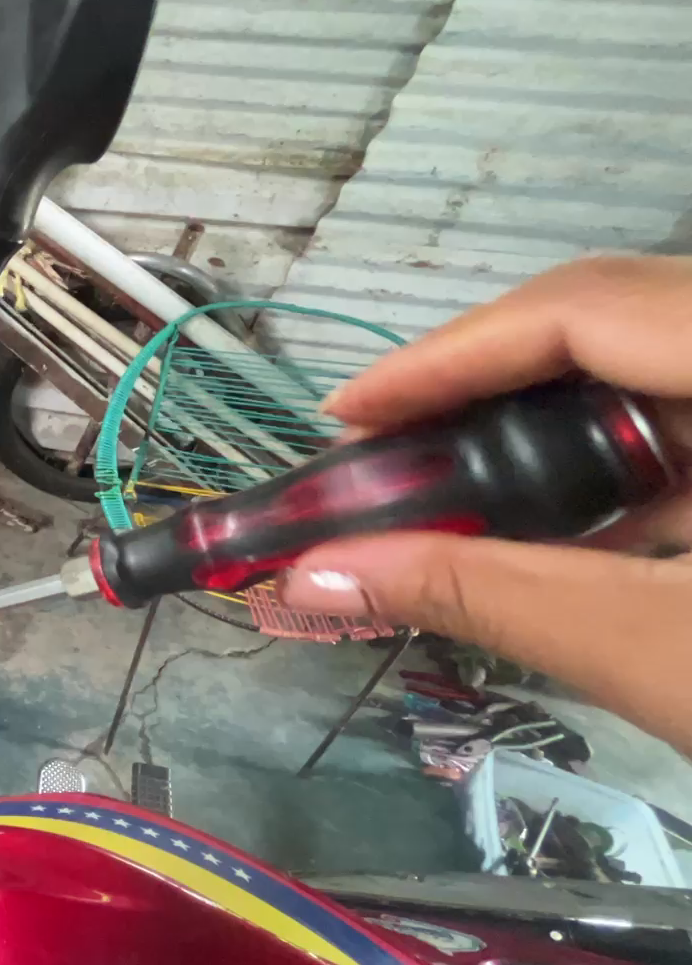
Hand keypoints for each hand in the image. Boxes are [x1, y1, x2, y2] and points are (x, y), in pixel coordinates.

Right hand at [278, 256, 691, 751]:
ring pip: (658, 369)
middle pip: (617, 321)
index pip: (593, 306)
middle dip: (474, 389)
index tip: (344, 417)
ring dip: (532, 427)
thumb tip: (309, 576)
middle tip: (384, 454)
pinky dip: (609, 463)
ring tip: (448, 490)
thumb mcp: (672, 657)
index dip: (444, 355)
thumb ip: (476, 597)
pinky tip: (563, 522)